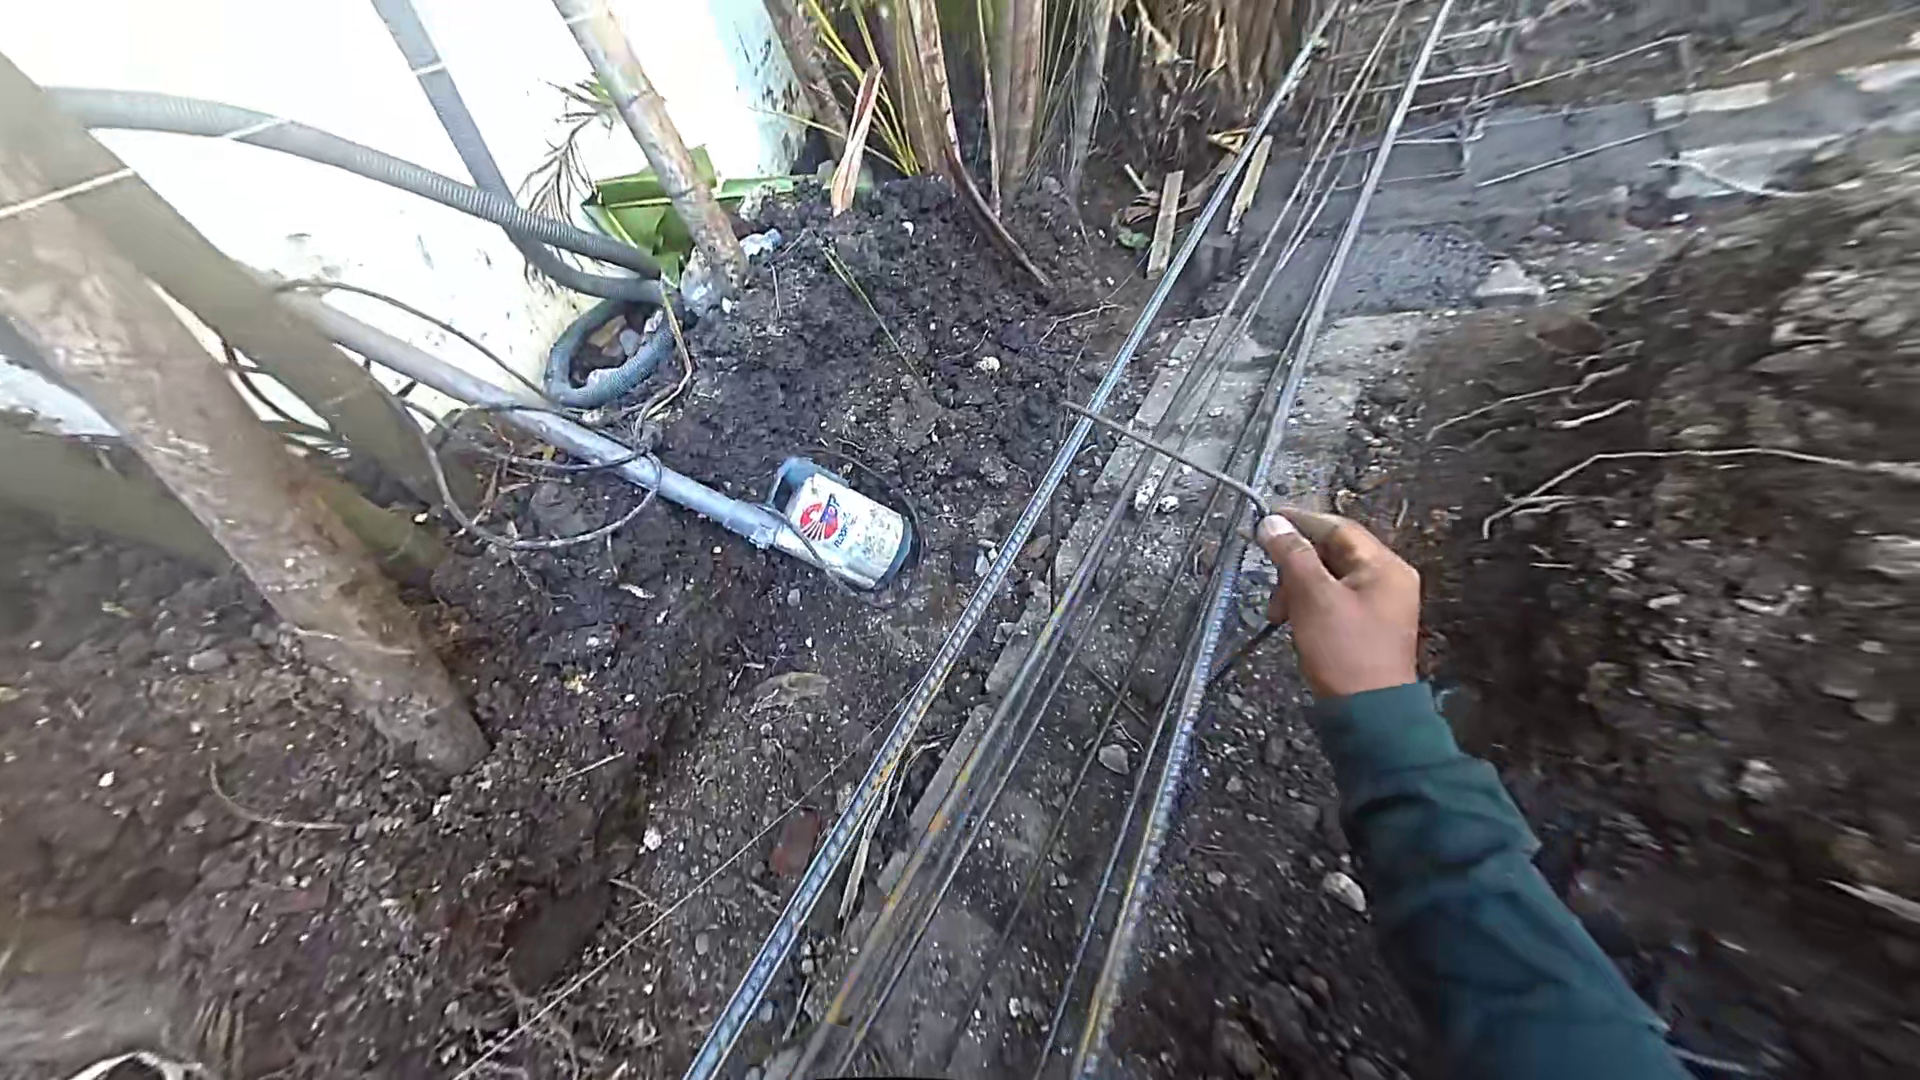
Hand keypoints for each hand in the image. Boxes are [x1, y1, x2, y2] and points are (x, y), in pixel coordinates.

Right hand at [1255, 507, 1420, 698]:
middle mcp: (1385, 579)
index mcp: (1383, 567)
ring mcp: (1375, 601)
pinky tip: (1288, 619)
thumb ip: (1292, 555)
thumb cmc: (1342, 649)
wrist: (1366, 711)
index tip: (1266, 517)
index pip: (1338, 528)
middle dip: (1293, 564)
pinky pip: (1328, 596)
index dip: (1299, 520)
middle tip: (1270, 582)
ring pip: (1325, 575)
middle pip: (1330, 552)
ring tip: (1278, 611)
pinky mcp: (1362, 622)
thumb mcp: (1313, 597)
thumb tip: (1272, 522)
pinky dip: (1304, 602)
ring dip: (1294, 586)